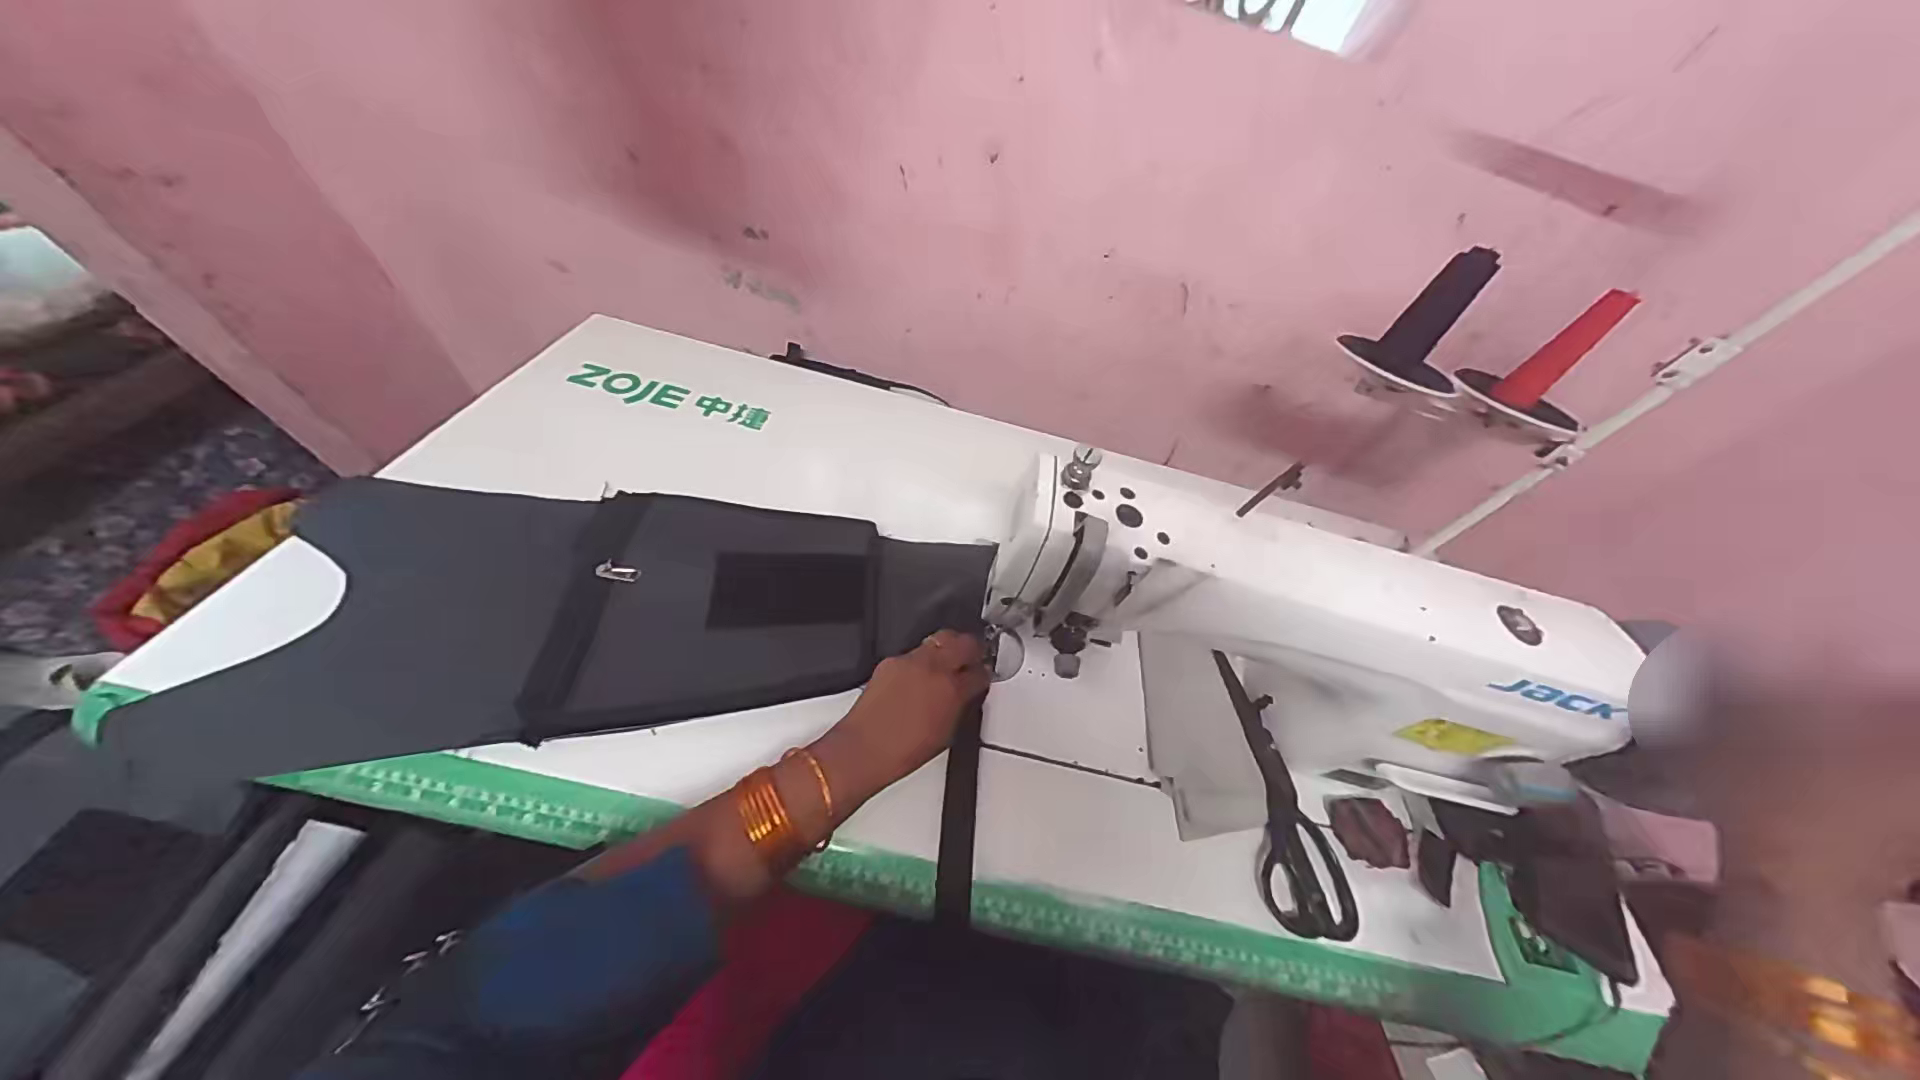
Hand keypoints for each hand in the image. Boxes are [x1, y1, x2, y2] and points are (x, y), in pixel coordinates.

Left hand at [811, 630, 990, 804]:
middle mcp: (932, 669)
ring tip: (946, 663)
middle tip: (973, 656)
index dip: (983, 675)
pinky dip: (920, 660)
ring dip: (947, 648)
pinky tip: (918, 676)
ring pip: (938, 640)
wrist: (865, 749)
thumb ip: (960, 706)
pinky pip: (913, 653)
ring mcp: (910, 662)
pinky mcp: (891, 661)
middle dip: (972, 648)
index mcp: (952, 690)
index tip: (982, 677)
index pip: (979, 673)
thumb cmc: (902, 750)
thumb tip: (965, 697)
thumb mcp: (947, 733)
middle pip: (963, 642)